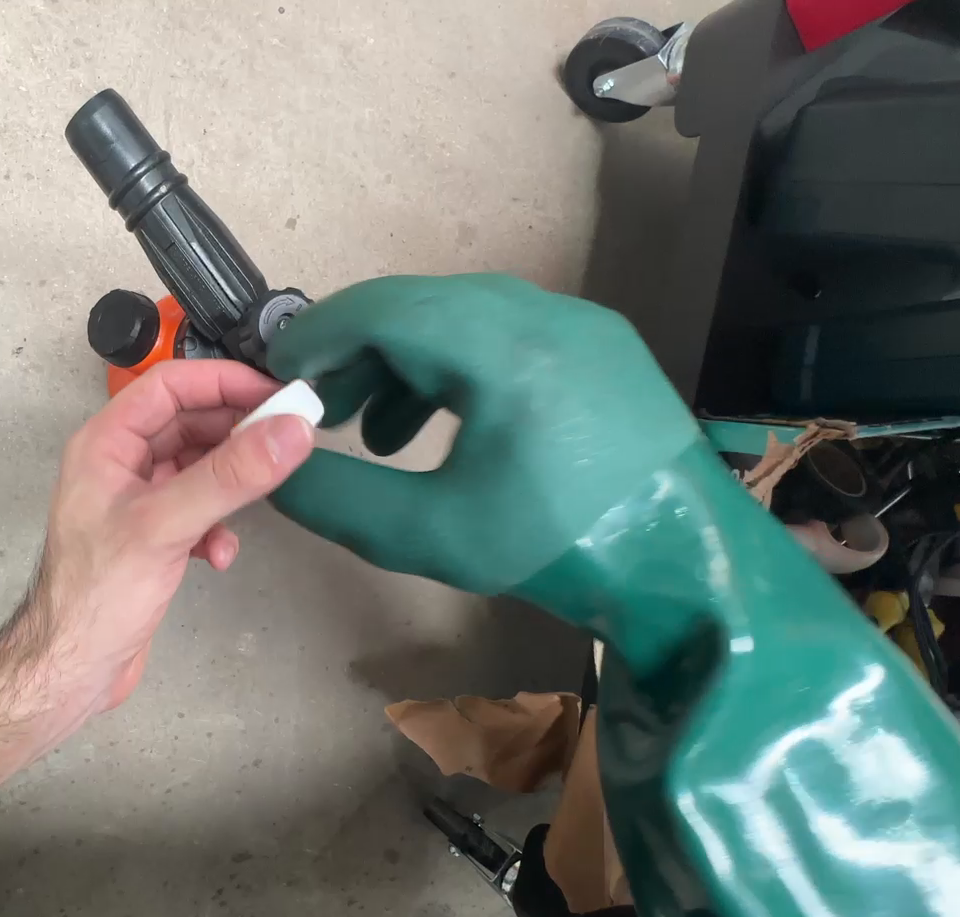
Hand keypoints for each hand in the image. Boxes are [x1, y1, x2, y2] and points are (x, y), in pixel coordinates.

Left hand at [21, 359, 314, 726]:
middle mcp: (118, 466)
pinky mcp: (152, 539)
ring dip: (230, 486)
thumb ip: (228, 477)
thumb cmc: (100, 594)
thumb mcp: (165, 526)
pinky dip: (216, 527)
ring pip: (196, 470)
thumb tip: (291, 431)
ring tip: (261, 497)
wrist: (73, 668)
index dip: (223, 382)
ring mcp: (136, 503)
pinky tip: (221, 555)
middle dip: (236, 434)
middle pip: (188, 425)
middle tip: (287, 441)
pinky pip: (195, 512)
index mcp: (105, 444)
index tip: (278, 393)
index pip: (169, 387)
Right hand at [264, 274, 698, 595]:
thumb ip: (333, 495)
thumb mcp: (426, 534)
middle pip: (413, 305)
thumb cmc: (555, 551)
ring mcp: (576, 324)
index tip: (275, 379)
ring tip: (366, 431)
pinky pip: (493, 336)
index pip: (382, 309)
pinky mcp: (592, 345)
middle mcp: (544, 315)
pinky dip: (441, 370)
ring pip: (452, 318)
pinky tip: (427, 428)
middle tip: (312, 410)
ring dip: (393, 364)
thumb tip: (273, 465)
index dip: (314, 337)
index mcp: (506, 351)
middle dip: (349, 354)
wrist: (686, 568)